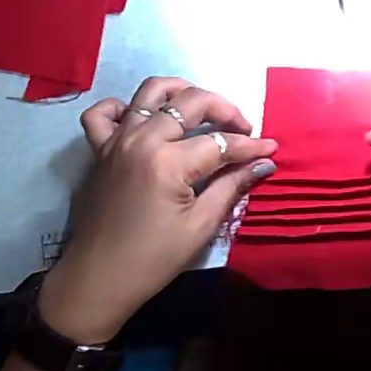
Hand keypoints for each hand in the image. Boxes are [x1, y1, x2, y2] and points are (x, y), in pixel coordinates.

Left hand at [38, 78, 276, 342]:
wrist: (98, 279)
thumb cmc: (154, 259)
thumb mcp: (201, 226)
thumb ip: (232, 186)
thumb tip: (264, 163)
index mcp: (168, 162)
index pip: (220, 142)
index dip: (250, 145)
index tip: (271, 148)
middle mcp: (141, 139)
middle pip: (190, 102)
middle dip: (224, 109)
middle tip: (243, 129)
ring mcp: (117, 140)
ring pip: (150, 91)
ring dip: (181, 91)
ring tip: (202, 107)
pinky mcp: (101, 149)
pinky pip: (103, 113)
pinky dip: (123, 106)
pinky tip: (142, 118)